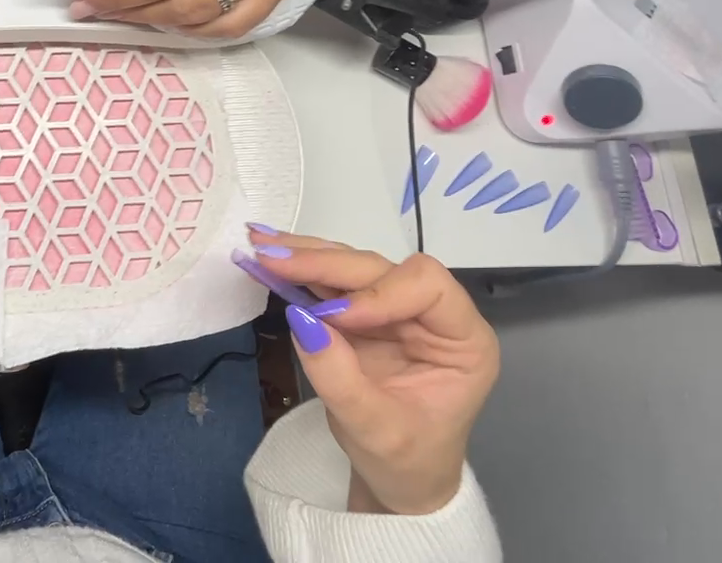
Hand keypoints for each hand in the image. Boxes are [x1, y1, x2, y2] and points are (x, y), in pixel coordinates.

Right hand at [246, 229, 499, 515]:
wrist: (399, 478)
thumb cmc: (404, 460)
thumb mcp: (373, 429)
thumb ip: (338, 376)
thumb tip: (299, 317)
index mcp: (461, 340)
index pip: (426, 286)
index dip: (378, 293)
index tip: (334, 317)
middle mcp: (430, 313)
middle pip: (376, 266)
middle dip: (322, 263)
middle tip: (269, 257)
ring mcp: (393, 306)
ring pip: (348, 263)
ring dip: (302, 254)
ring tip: (260, 244)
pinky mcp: (360, 308)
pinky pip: (328, 278)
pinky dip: (295, 265)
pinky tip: (267, 251)